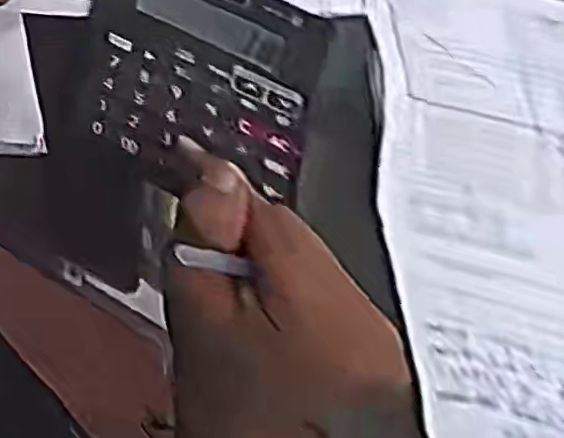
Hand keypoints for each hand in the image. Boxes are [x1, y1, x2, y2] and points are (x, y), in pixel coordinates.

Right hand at [166, 140, 411, 436]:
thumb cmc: (230, 406)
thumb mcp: (196, 309)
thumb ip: (204, 234)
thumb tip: (215, 174)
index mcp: (327, 305)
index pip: (268, 207)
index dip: (218, 184)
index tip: (179, 157)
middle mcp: (372, 320)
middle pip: (293, 233)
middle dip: (240, 228)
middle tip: (195, 249)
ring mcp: (384, 344)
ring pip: (308, 261)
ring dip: (262, 257)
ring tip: (224, 292)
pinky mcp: (381, 360)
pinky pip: (325, 294)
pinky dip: (286, 288)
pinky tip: (257, 316)